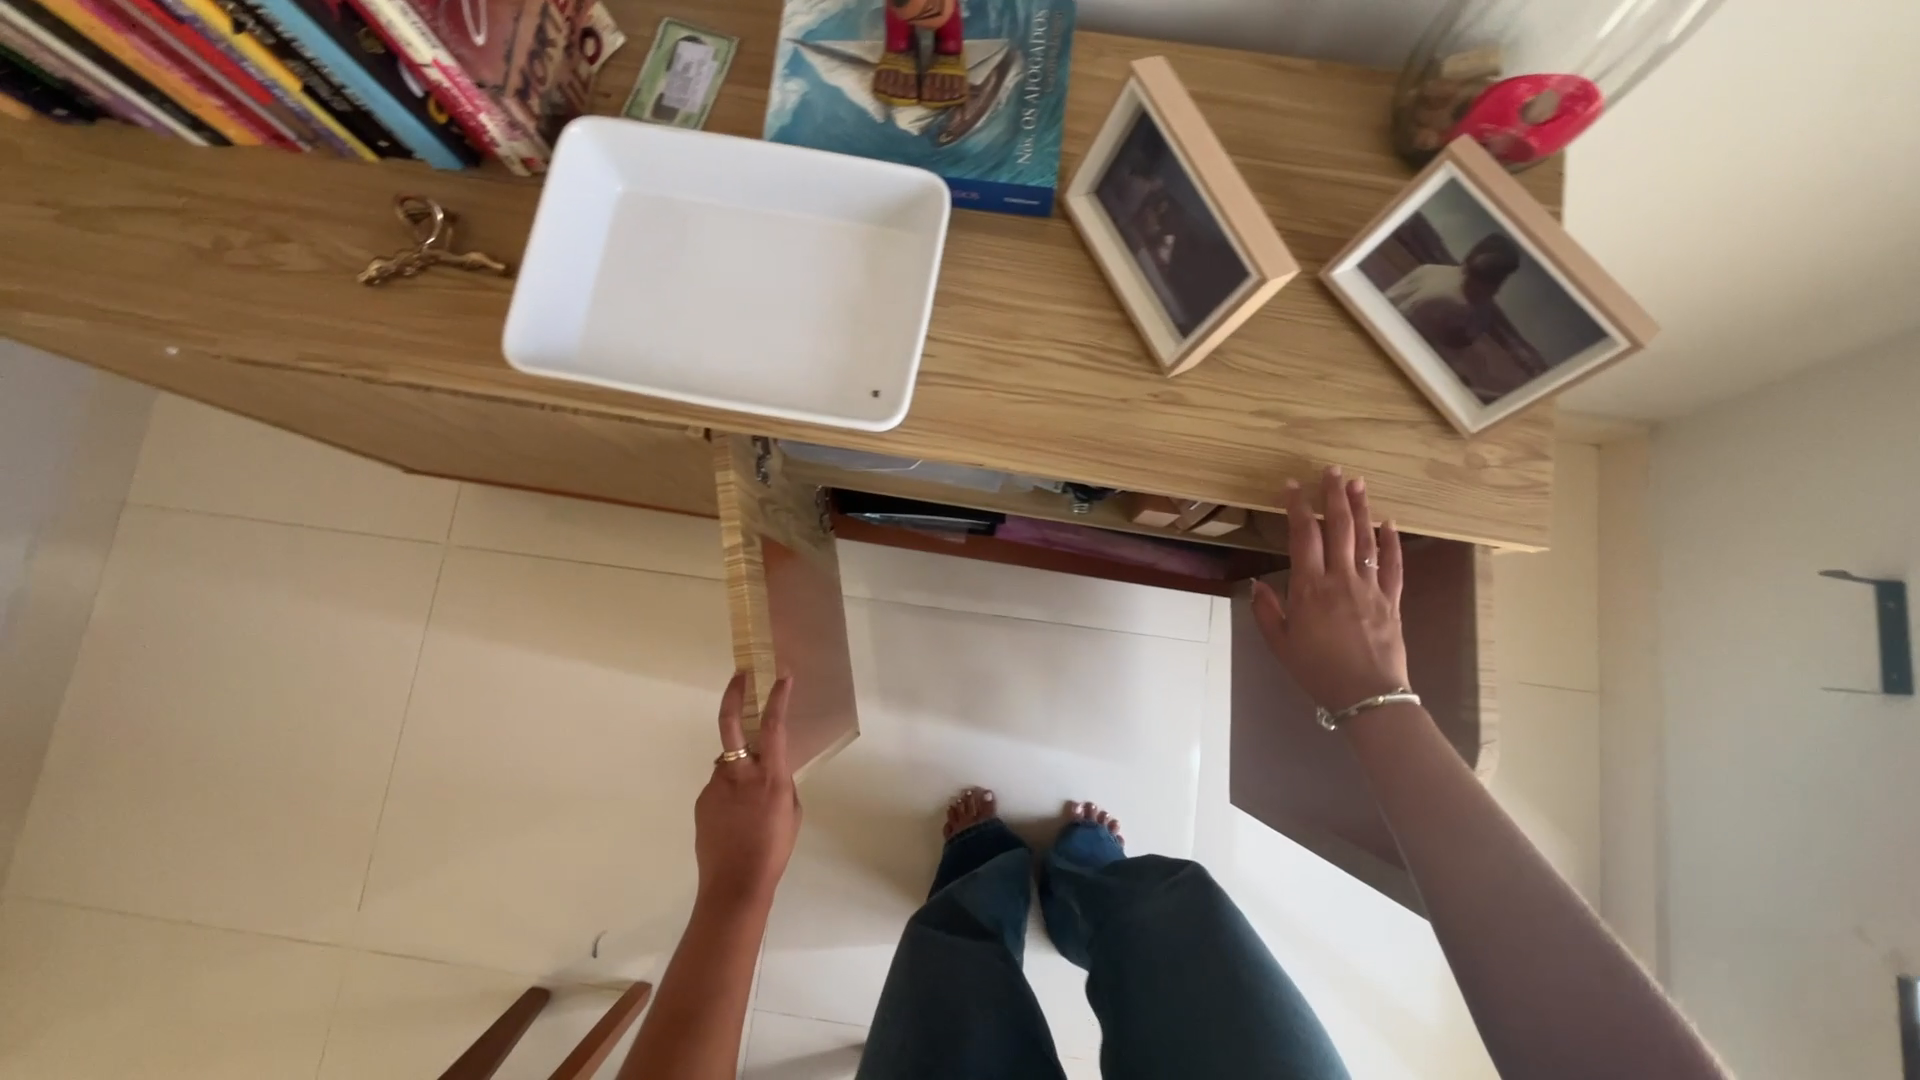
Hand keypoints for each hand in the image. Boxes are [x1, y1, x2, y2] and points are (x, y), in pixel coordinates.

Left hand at [694, 673, 800, 909]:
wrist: (735, 885)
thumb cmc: (773, 850)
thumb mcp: (791, 812)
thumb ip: (781, 784)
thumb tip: (768, 771)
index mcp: (769, 777)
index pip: (775, 726)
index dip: (779, 697)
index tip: (783, 676)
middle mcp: (740, 773)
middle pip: (730, 723)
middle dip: (734, 694)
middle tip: (739, 676)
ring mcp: (715, 786)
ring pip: (728, 762)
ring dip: (740, 769)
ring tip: (749, 805)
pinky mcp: (702, 801)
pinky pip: (720, 786)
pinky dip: (730, 793)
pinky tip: (736, 821)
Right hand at [1251, 466, 1410, 712]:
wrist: (1367, 695)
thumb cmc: (1317, 671)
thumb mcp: (1280, 644)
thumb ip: (1267, 611)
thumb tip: (1258, 583)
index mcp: (1309, 587)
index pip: (1302, 535)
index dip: (1296, 507)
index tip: (1291, 486)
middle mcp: (1340, 579)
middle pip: (1337, 527)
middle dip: (1333, 495)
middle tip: (1331, 470)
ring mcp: (1370, 587)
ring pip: (1365, 539)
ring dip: (1361, 508)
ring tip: (1357, 482)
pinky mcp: (1392, 600)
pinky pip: (1393, 565)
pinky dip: (1392, 542)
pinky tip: (1389, 523)